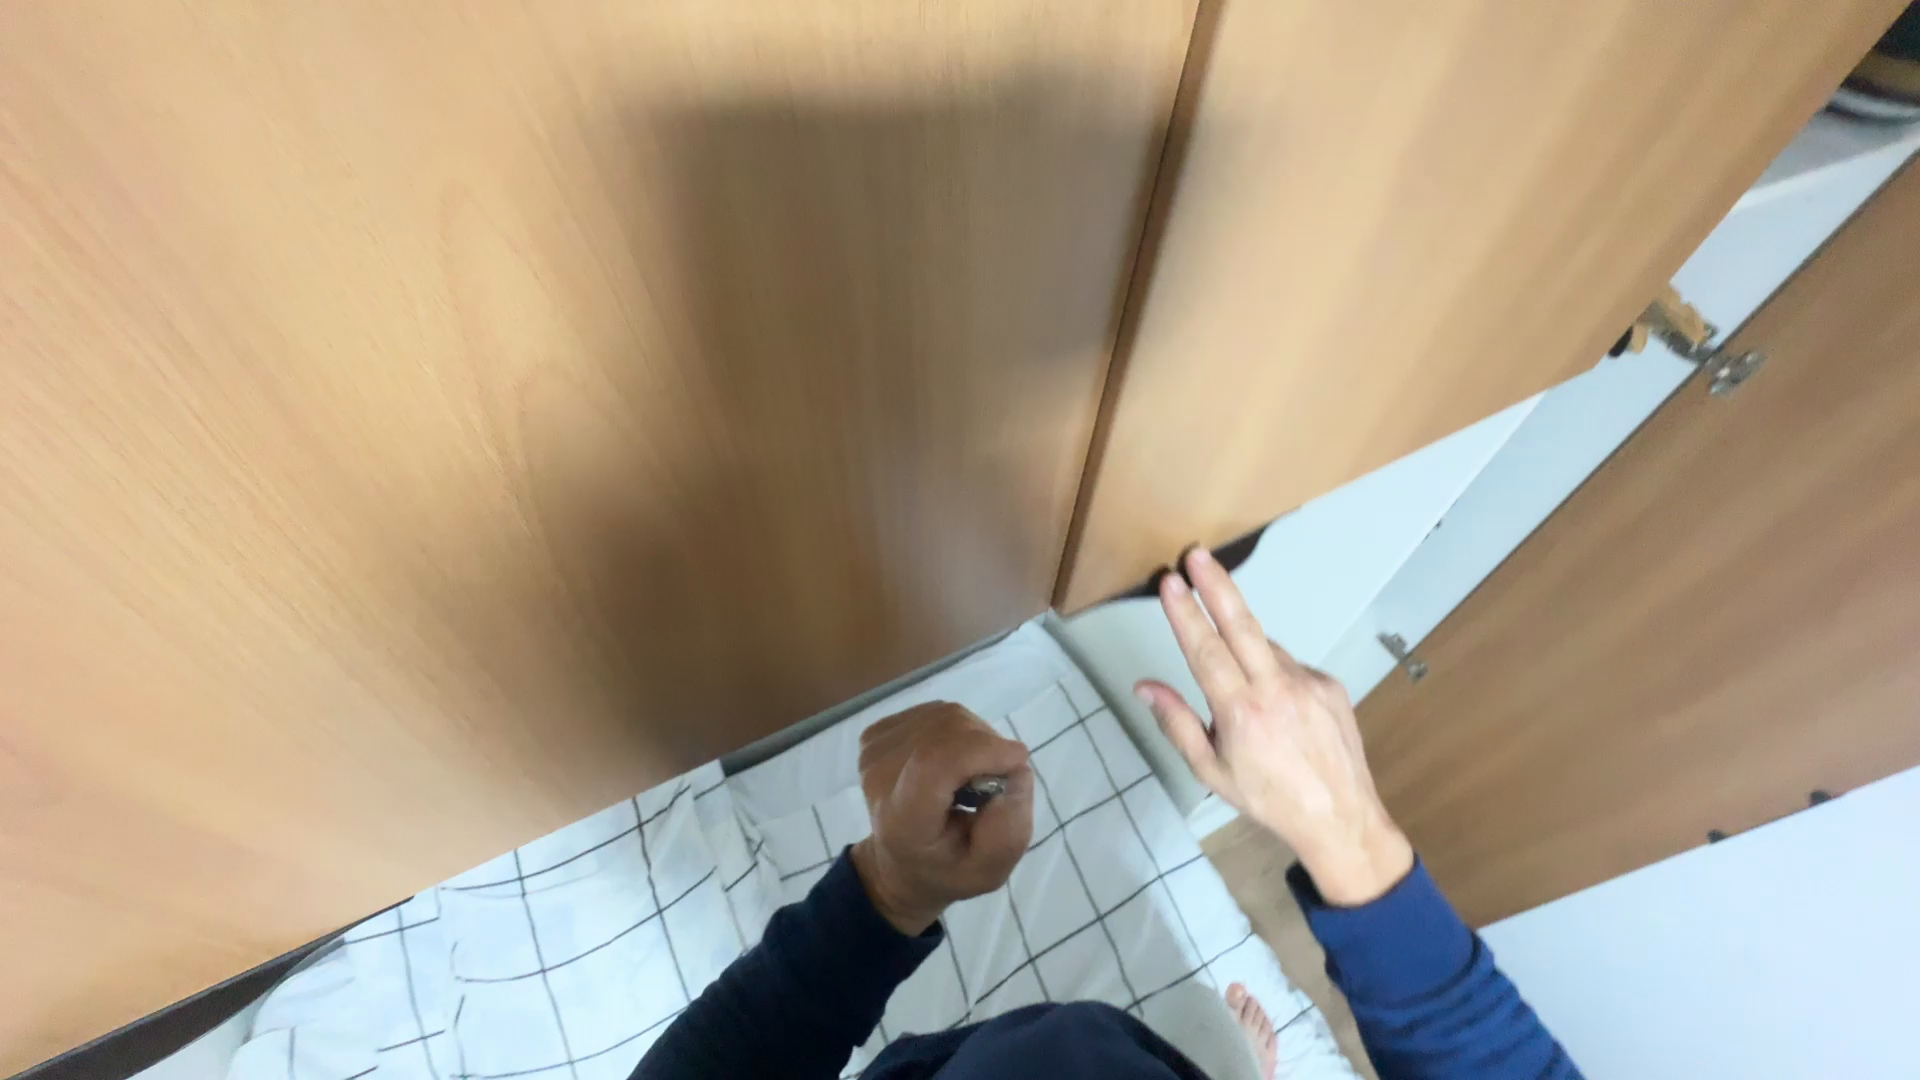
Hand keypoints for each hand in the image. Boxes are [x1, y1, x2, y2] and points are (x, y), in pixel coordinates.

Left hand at [850, 701, 1034, 934]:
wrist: (900, 861)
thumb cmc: (947, 869)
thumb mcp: (987, 873)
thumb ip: (1006, 833)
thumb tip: (1016, 772)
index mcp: (903, 821)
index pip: (936, 763)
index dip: (984, 751)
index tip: (1018, 761)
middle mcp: (879, 779)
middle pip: (948, 733)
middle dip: (988, 748)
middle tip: (995, 782)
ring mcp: (874, 751)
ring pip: (946, 716)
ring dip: (976, 737)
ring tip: (974, 773)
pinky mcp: (877, 734)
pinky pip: (935, 713)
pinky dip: (957, 730)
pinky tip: (952, 759)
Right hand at [1134, 547, 1413, 905]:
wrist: (1341, 819)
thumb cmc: (1265, 798)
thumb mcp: (1210, 771)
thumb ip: (1175, 722)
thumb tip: (1144, 686)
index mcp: (1241, 712)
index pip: (1205, 651)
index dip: (1185, 614)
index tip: (1170, 582)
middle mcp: (1276, 689)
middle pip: (1241, 625)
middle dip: (1216, 585)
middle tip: (1196, 553)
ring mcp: (1308, 682)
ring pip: (1264, 646)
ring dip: (1242, 641)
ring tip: (1239, 684)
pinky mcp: (1330, 684)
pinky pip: (1288, 664)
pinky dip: (1270, 669)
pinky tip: (1272, 701)